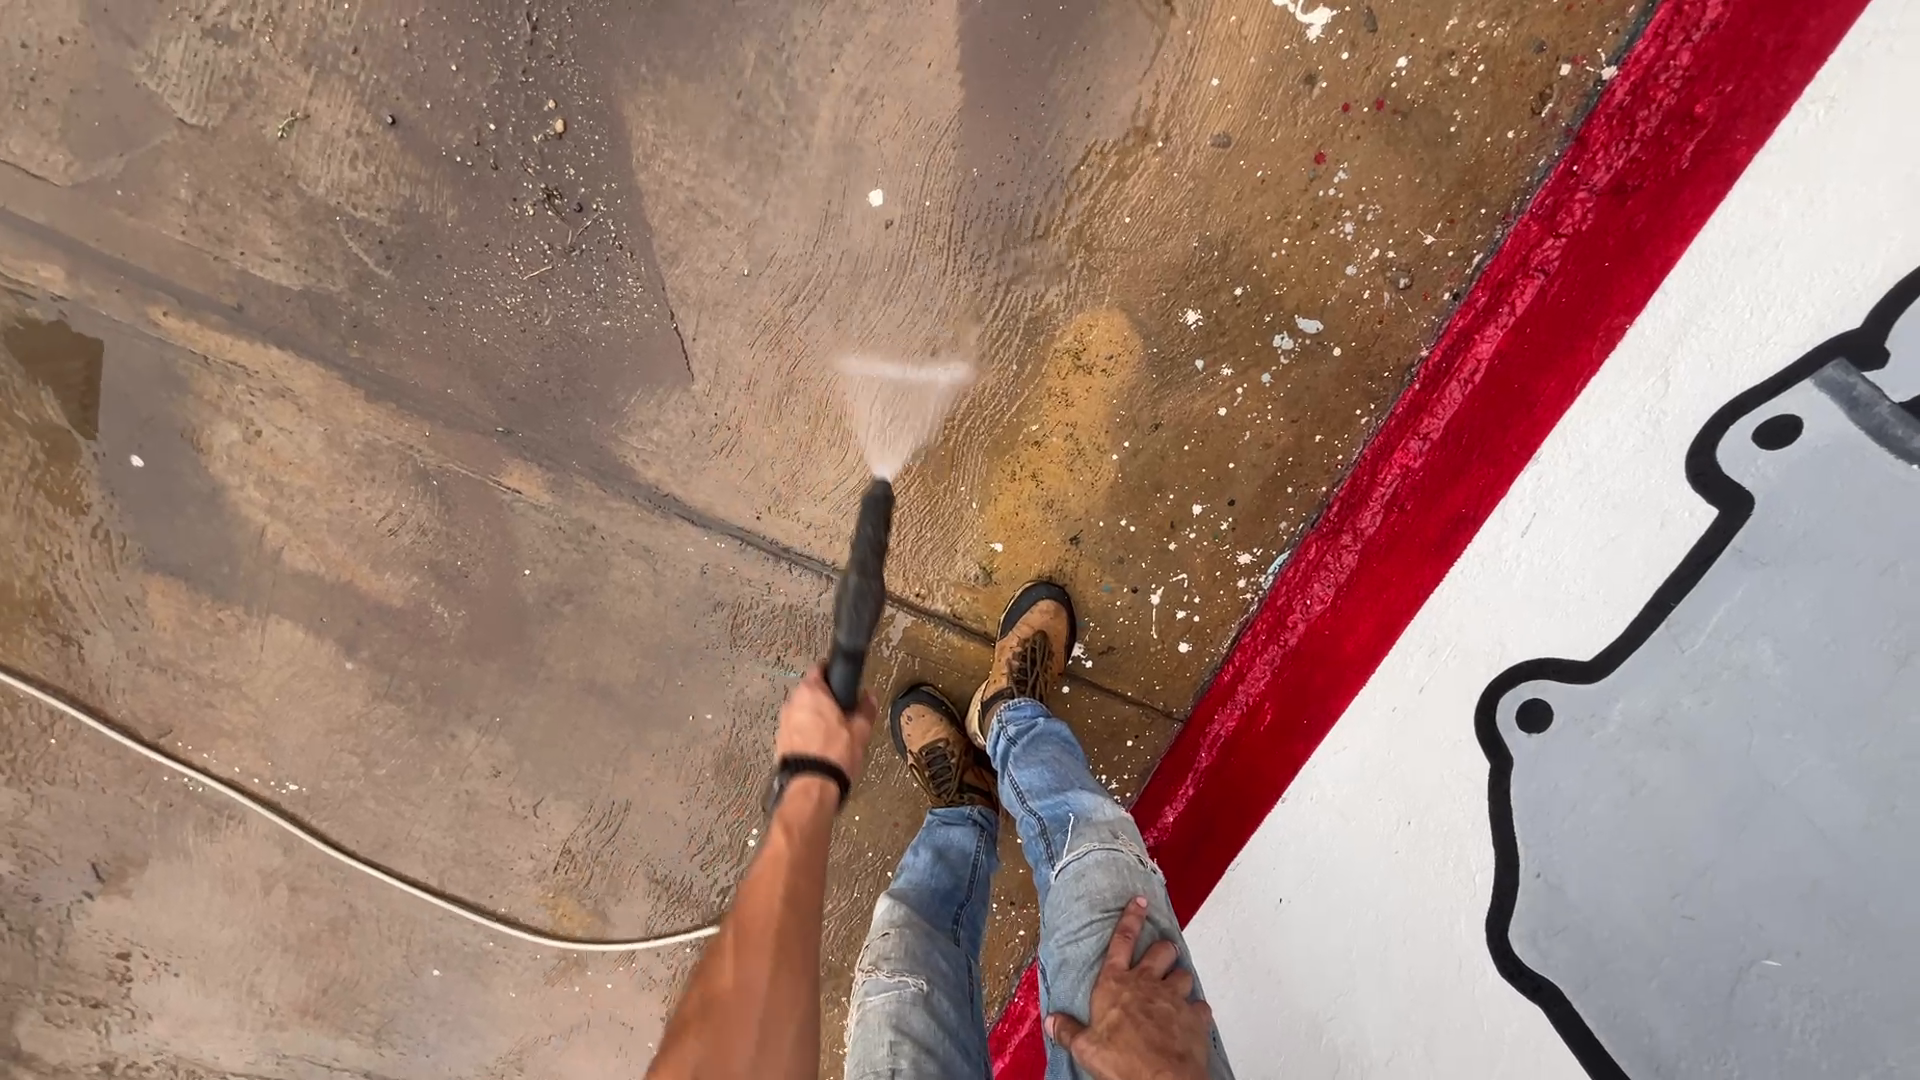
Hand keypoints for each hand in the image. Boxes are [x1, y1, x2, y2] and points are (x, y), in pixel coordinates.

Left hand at [774, 664, 876, 785]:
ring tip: (833, 732)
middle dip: (825, 697)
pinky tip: (821, 746)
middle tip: (842, 708)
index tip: (841, 678)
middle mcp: (793, 703)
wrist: (811, 786)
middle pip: (810, 691)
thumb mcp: (860, 730)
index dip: (832, 671)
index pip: (819, 668)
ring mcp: (784, 722)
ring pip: (802, 711)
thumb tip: (869, 697)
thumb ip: (866, 709)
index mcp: (811, 692)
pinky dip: (806, 733)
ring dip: (814, 716)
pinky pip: (796, 729)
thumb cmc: (833, 755)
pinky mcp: (780, 741)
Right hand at [1046, 897, 1213, 1079]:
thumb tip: (1050, 1021)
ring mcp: (1173, 998)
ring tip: (1178, 984)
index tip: (1140, 901)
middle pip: (1160, 951)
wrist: (1162, 1079)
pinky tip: (1194, 1017)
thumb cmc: (1121, 1059)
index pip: (1123, 940)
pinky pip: (1200, 1006)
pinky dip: (1197, 1010)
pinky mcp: (1194, 1017)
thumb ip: (1068, 1030)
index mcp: (1116, 983)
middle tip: (1164, 951)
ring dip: (1180, 978)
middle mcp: (1146, 982)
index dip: (1131, 918)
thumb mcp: (1086, 1047)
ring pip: (1183, 974)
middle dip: (1164, 949)